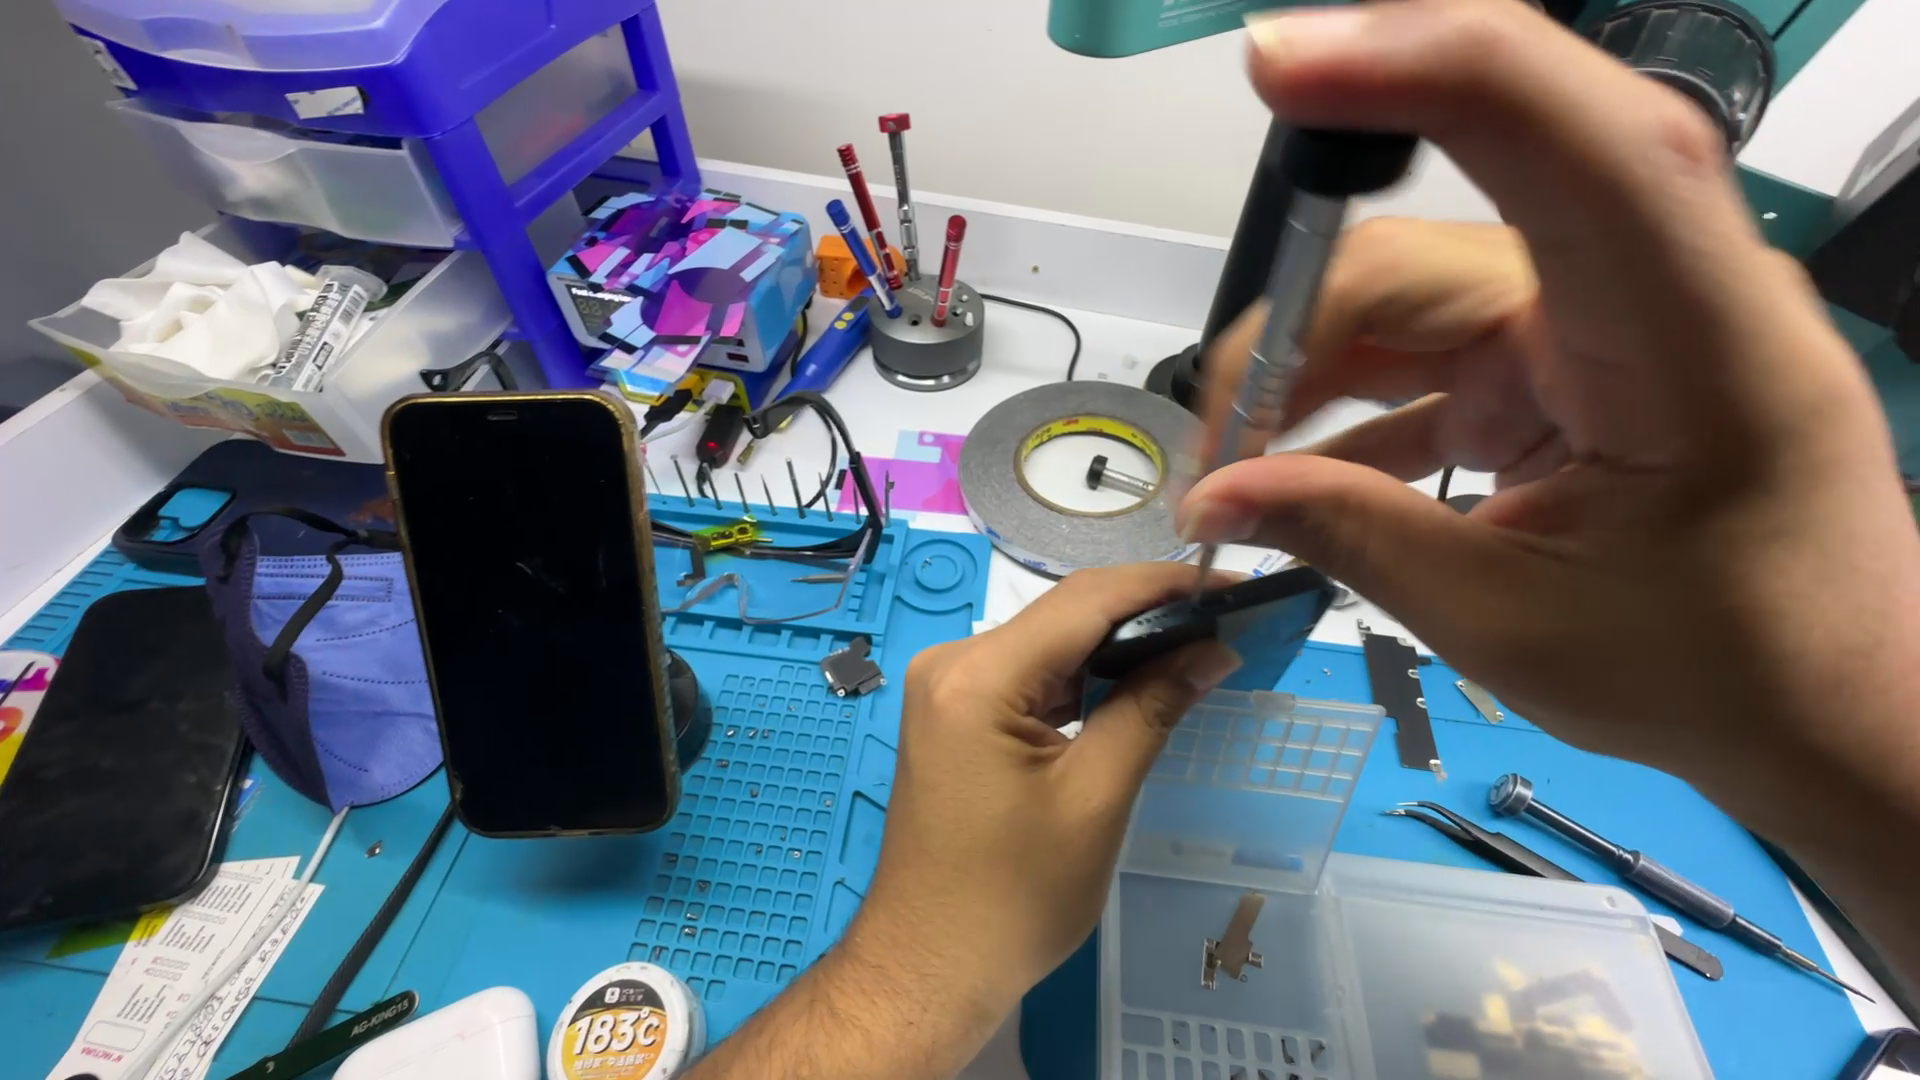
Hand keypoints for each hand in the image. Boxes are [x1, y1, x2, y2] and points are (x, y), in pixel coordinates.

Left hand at [847, 564, 1239, 1019]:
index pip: (1083, 601)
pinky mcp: (956, 709)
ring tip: (1195, 641)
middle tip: (1224, 615)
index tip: (1229, 582)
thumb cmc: (1013, 898)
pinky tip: (1135, 676)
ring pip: (1048, 642)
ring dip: (1117, 643)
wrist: (931, 962)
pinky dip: (1083, 674)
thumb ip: (1152, 709)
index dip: (1161, 585)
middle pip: (1063, 616)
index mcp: (977, 677)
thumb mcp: (1096, 801)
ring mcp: (948, 684)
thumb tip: (1211, 650)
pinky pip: (1029, 673)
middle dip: (1145, 612)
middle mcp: (952, 662)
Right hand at [1180, 0, 1919, 985]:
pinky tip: (1291, 481)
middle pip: (1414, 257)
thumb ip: (1349, 537)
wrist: (1818, 713)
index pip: (1567, 136)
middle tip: (1214, 450)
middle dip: (1288, 340)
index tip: (1279, 60)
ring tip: (1239, 472)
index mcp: (1679, 332)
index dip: (1420, 68)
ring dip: (1297, 381)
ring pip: (1390, 306)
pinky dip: (1334, 417)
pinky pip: (1406, 364)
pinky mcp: (1537, 371)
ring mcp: (1574, 330)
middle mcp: (1625, 295)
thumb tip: (1209, 501)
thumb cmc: (1710, 670)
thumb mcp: (1503, 618)